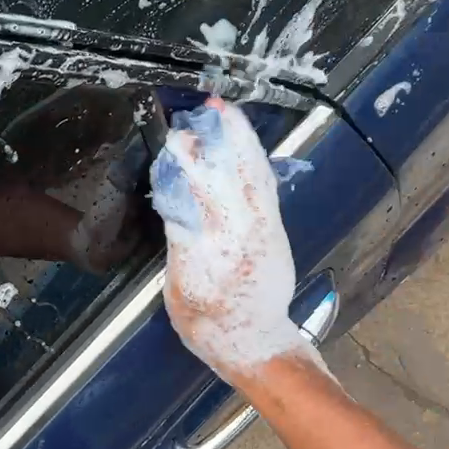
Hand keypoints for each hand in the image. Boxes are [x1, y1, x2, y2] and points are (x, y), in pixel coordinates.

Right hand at [147, 97, 317, 383]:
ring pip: (256, 175)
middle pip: (235, 175)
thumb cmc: (208, 320)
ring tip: (228, 112)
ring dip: (242, 140)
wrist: (254, 343)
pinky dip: (254, 158)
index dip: (187, 163)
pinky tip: (244, 144)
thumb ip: (181, 241)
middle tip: (208, 105)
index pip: (199, 193)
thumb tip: (174, 197)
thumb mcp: (182, 286)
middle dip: (223, 138)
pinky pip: (265, 185)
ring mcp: (266, 229)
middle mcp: (248, 233)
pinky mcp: (274, 229)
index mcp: (218, 248)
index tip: (175, 137)